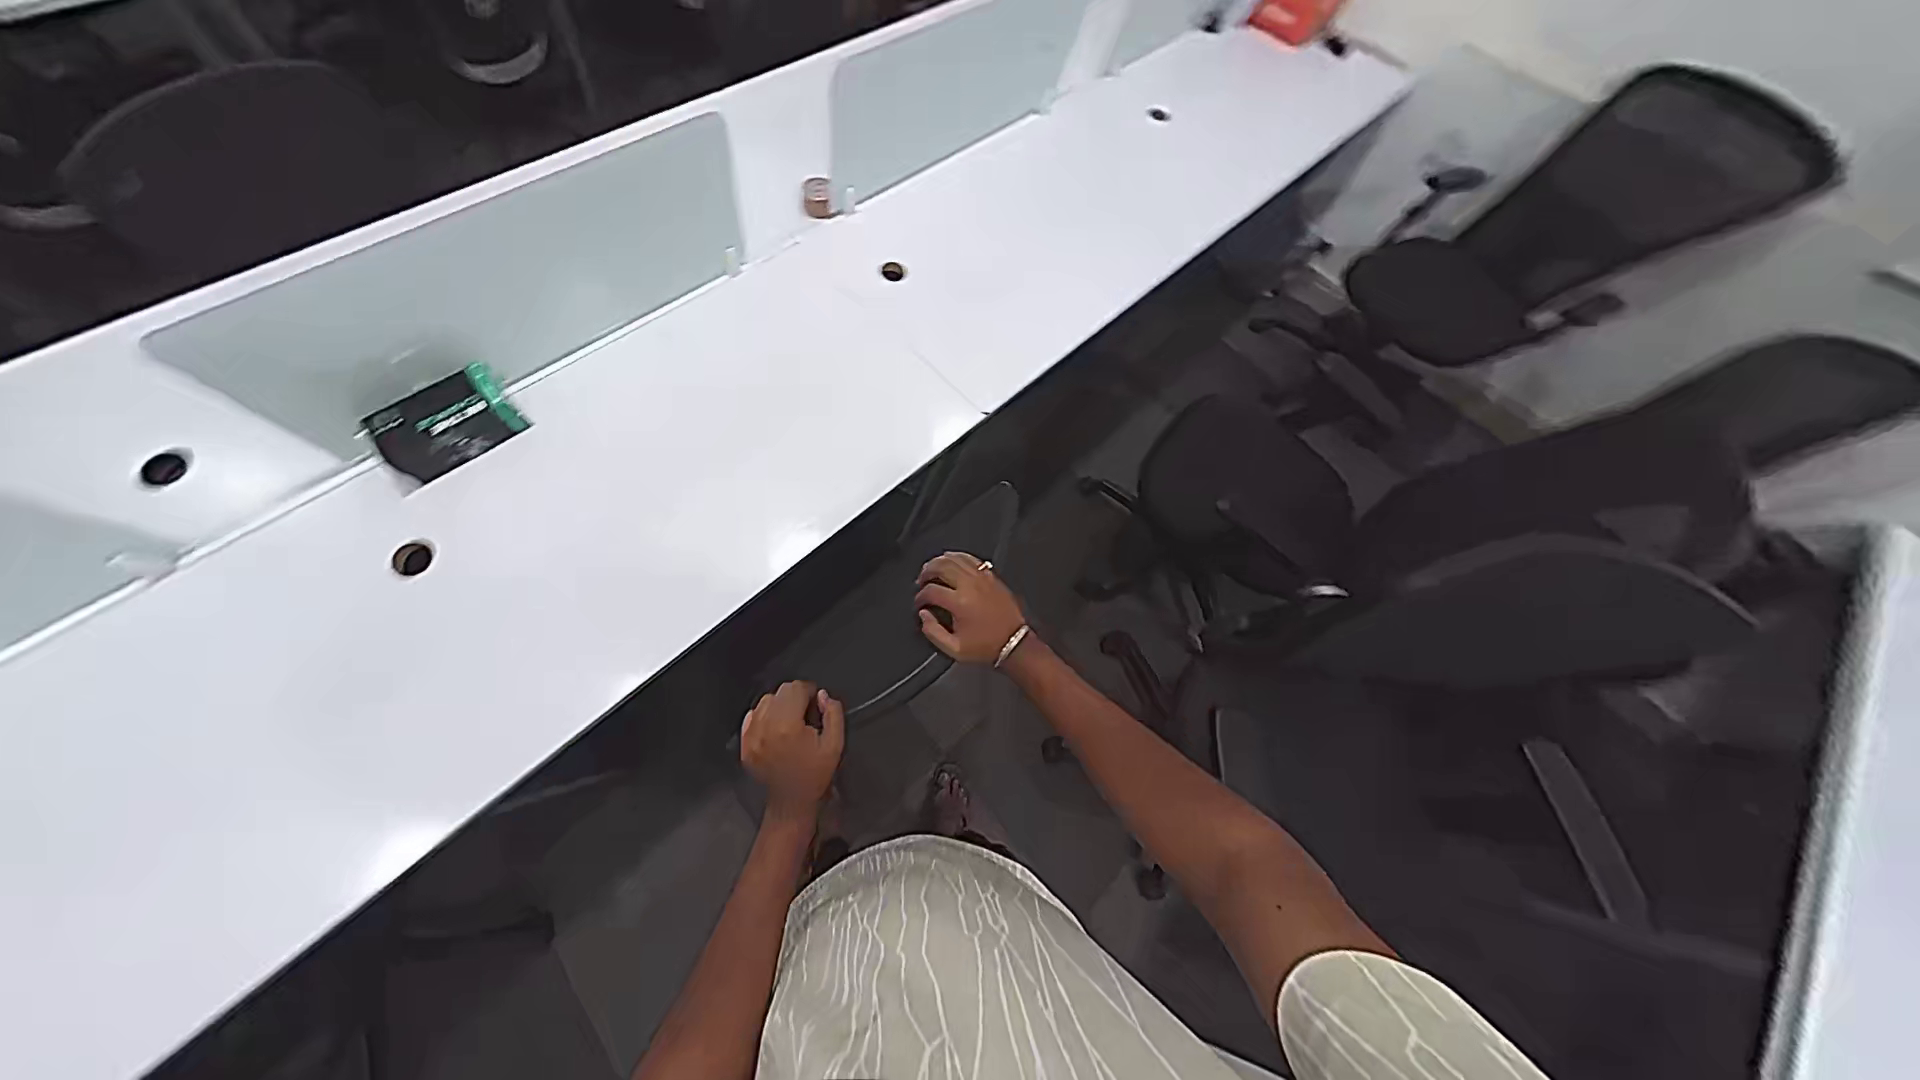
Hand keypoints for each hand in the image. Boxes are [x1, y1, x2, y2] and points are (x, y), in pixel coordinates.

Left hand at [740, 682, 843, 819]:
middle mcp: (765, 728)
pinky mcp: (744, 744)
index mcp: (788, 726)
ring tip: (790, 721)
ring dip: (779, 705)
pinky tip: (775, 729)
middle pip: (780, 692)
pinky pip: (752, 716)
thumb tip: (822, 695)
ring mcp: (751, 737)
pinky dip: (764, 717)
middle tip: (805, 713)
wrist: (791, 801)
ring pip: (765, 701)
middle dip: (795, 697)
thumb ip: (833, 714)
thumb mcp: (835, 744)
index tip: (816, 702)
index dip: (809, 691)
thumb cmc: (816, 773)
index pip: (795, 688)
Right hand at [915, 551, 1026, 664]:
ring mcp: (982, 578)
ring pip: (956, 558)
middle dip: (926, 571)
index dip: (920, 596)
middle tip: (921, 580)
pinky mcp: (991, 577)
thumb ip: (933, 632)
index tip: (919, 603)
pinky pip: (972, 559)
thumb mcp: (954, 648)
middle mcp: (970, 586)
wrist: (1013, 643)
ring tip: (932, 568)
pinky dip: (959, 557)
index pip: (931, 590)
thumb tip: (924, 615)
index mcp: (960, 603)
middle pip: (941, 566)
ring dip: (940, 561)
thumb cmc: (986, 646)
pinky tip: (952, 561)